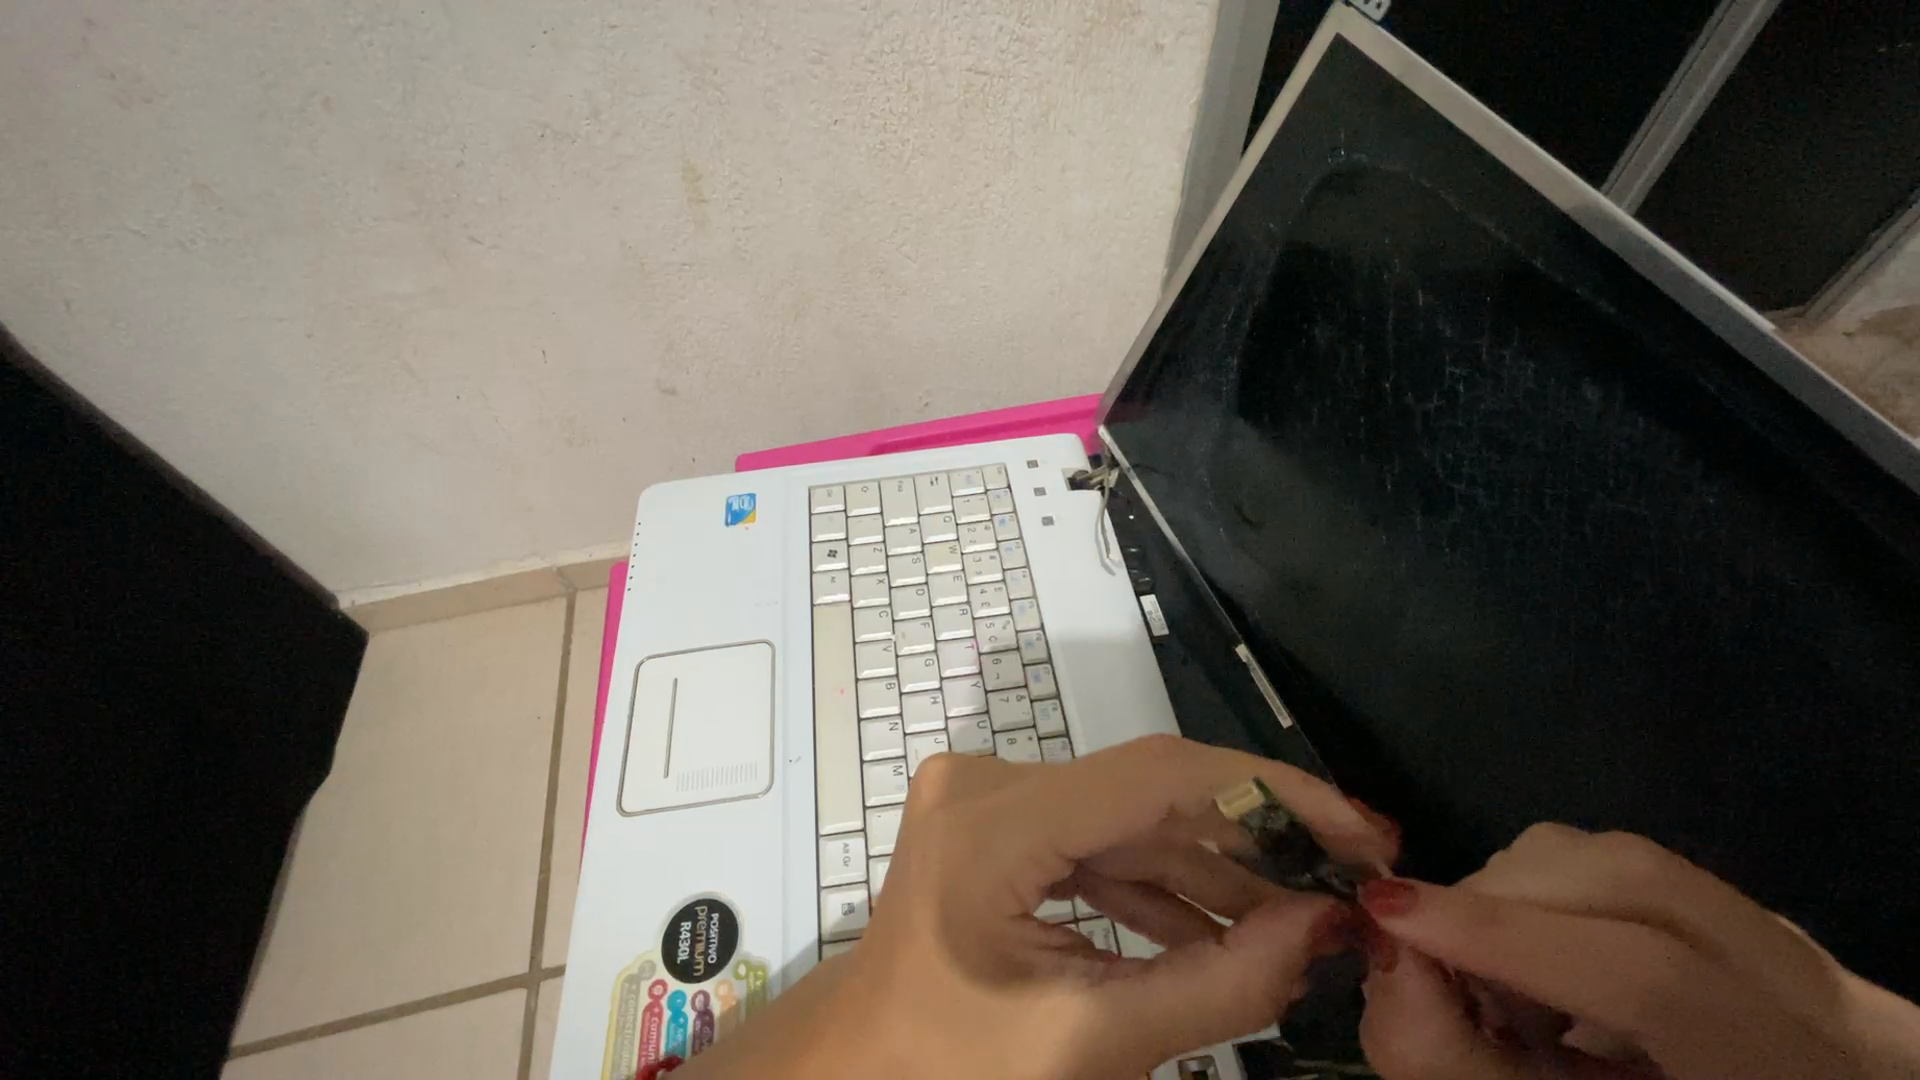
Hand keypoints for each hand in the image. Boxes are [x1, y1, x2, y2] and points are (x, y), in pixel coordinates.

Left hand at [680, 734, 1396, 1079]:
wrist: (855, 1068)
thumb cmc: (948, 1067)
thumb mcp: (1089, 1040)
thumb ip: (1218, 986)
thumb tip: (1327, 927)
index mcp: (994, 821)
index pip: (1155, 775)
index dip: (1269, 792)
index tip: (1358, 829)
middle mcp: (989, 782)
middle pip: (1147, 792)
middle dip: (1253, 838)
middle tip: (1349, 879)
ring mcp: (990, 797)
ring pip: (1129, 818)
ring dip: (1214, 867)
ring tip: (1304, 915)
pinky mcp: (999, 822)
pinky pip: (1097, 842)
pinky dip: (1161, 882)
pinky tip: (1228, 924)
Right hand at [1356, 823, 1919, 1079]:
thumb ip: (1448, 1055)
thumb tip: (1382, 946)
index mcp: (1799, 1078)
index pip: (1654, 975)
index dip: (1506, 936)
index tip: (1383, 909)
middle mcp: (1838, 1006)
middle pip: (1632, 881)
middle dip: (1496, 901)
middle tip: (1428, 948)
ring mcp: (1808, 956)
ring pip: (1617, 856)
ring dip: (1513, 894)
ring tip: (1496, 978)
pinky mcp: (1760, 925)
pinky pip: (1624, 868)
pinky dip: (1543, 895)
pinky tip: (1540, 964)